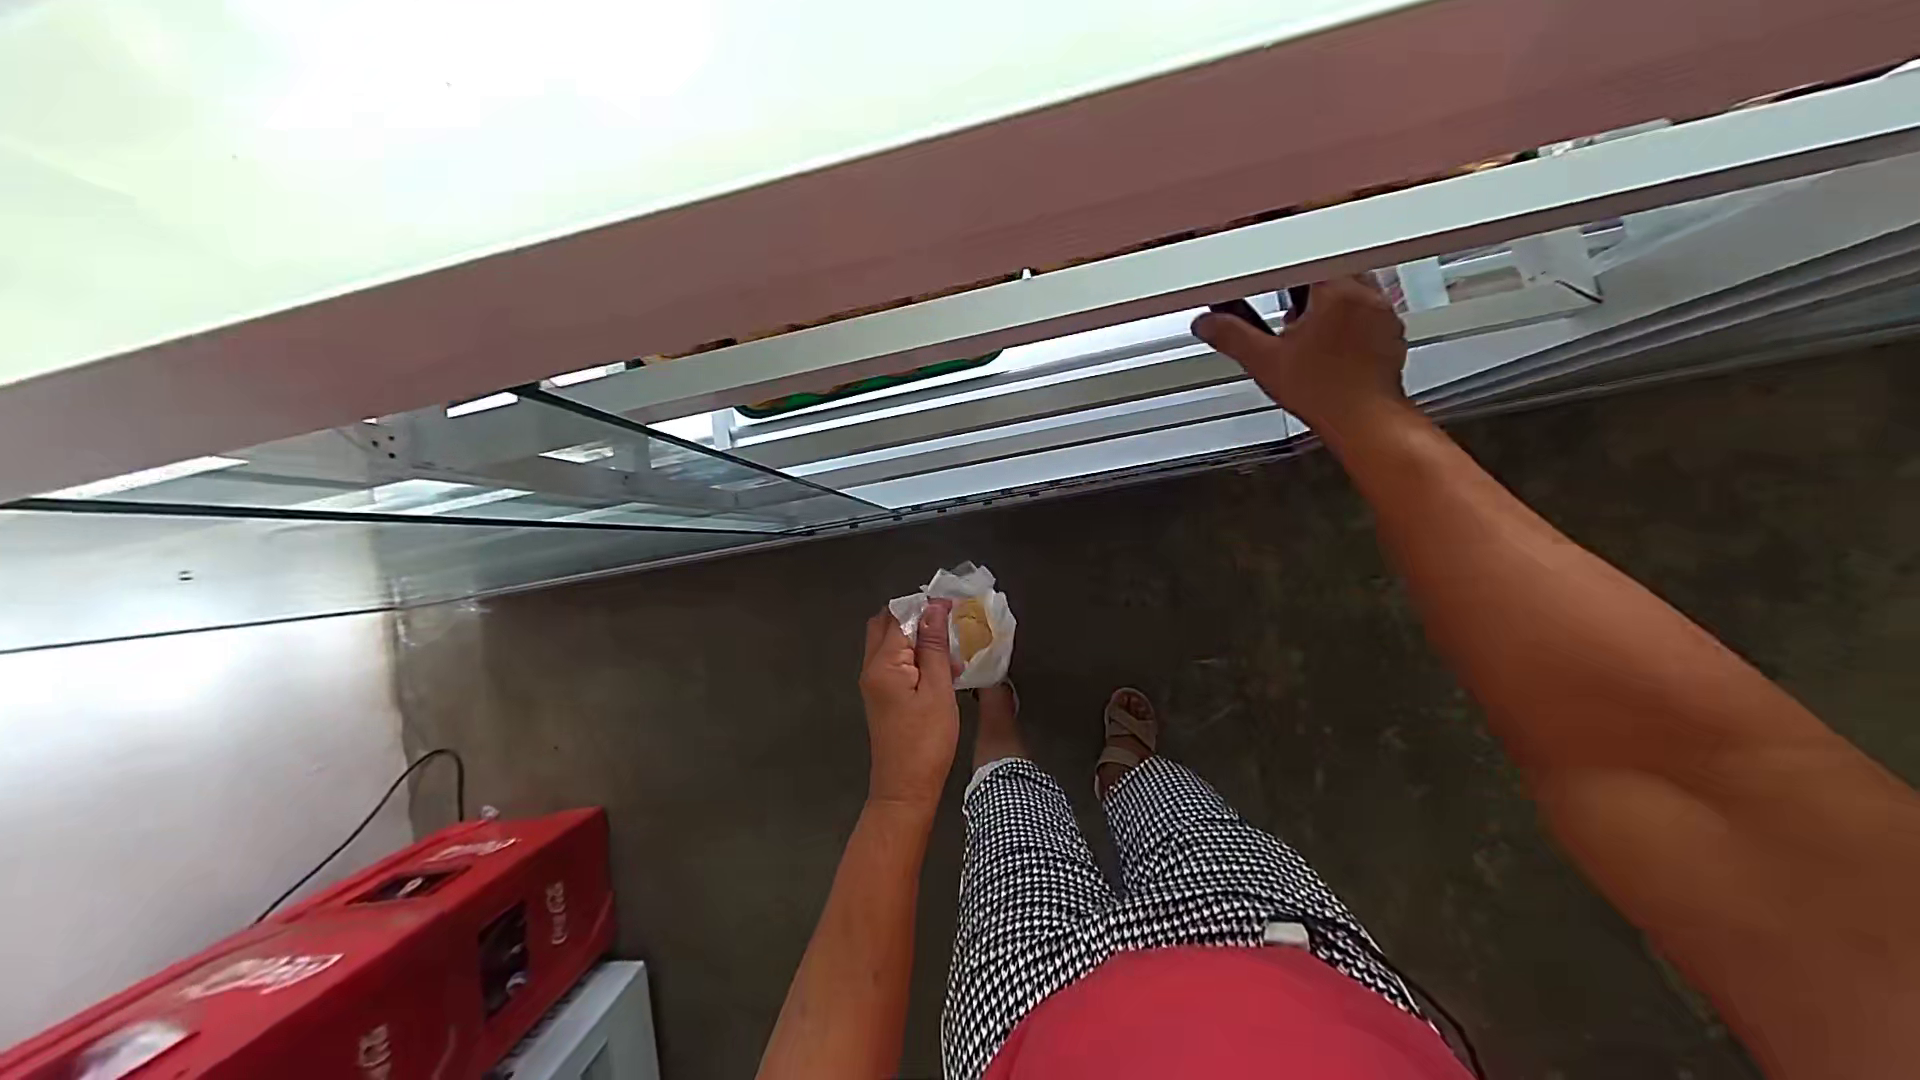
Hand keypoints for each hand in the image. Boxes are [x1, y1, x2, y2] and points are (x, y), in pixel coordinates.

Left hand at [859, 600, 959, 812]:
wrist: (905, 788)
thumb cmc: (926, 741)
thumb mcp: (938, 690)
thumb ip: (935, 646)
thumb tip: (934, 608)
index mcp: (883, 664)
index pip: (899, 616)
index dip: (925, 605)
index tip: (953, 603)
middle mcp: (872, 668)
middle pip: (887, 624)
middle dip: (916, 615)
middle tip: (948, 619)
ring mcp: (874, 683)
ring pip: (891, 642)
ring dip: (917, 636)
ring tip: (949, 644)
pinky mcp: (882, 695)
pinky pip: (895, 662)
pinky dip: (915, 655)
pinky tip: (942, 667)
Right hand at [1192, 275, 1410, 436]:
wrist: (1363, 420)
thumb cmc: (1325, 393)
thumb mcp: (1264, 362)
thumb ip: (1232, 336)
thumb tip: (1208, 323)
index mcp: (1337, 293)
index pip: (1306, 263)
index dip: (1282, 275)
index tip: (1269, 285)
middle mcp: (1367, 297)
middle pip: (1330, 274)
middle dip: (1304, 293)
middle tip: (1287, 317)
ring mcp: (1383, 315)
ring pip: (1351, 292)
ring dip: (1326, 307)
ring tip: (1307, 336)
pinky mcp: (1390, 334)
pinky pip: (1367, 314)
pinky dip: (1347, 325)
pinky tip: (1329, 350)